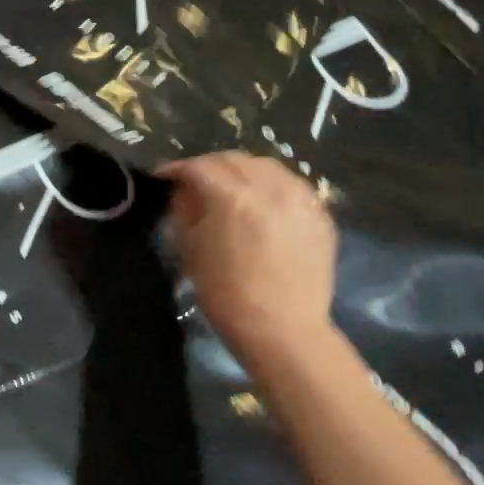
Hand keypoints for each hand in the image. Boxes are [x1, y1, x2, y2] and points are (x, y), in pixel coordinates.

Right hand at [161, 151, 338, 365]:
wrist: (279, 324)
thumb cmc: (222, 287)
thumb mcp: (188, 245)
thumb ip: (185, 209)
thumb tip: (186, 191)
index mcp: (233, 198)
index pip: (199, 167)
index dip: (176, 168)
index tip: (162, 176)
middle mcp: (272, 191)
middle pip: (236, 160)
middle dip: (209, 164)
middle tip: (193, 179)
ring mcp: (302, 203)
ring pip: (269, 167)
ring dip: (243, 170)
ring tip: (229, 185)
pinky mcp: (321, 218)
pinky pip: (294, 186)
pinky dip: (272, 184)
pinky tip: (261, 200)